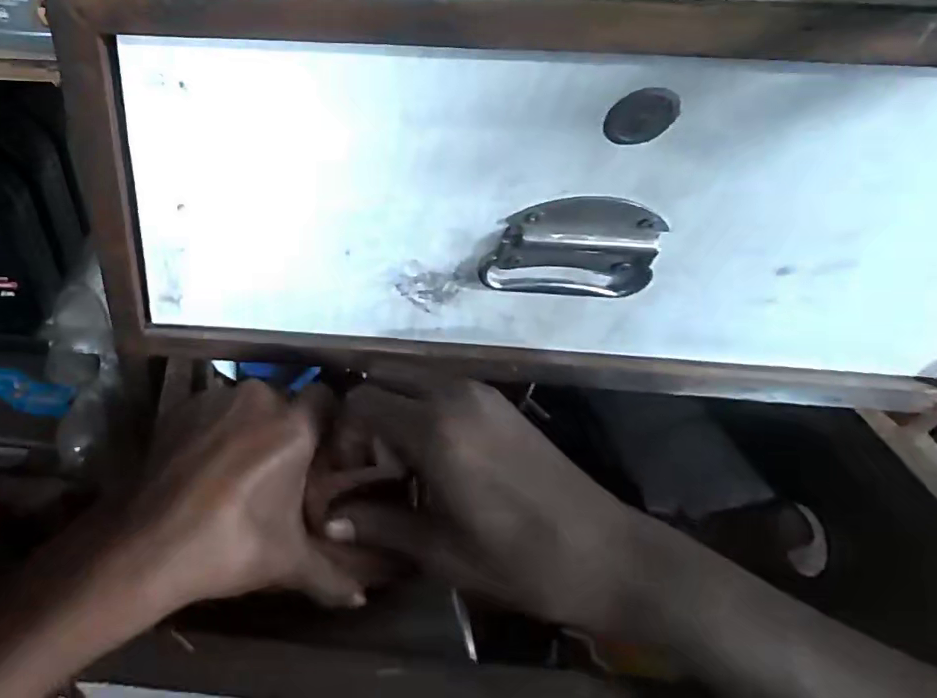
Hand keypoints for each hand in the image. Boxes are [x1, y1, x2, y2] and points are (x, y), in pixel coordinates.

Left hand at [121, 378, 379, 612]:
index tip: (324, 449)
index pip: (325, 396)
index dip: (328, 419)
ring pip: (246, 405)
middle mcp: (258, 397)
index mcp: (292, 425)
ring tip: (239, 471)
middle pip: (283, 402)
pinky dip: (215, 430)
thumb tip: (360, 598)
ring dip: (248, 428)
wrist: (149, 544)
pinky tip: (206, 467)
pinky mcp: (182, 406)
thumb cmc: (232, 546)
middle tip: (280, 469)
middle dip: (285, 429)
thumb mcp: (288, 562)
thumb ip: (331, 575)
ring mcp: (215, 398)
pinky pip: (212, 410)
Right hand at [322, 374, 680, 634]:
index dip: (344, 432)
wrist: (607, 554)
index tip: (348, 471)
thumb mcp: (442, 552)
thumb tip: (329, 522)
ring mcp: (478, 390)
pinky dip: (420, 403)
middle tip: (369, 460)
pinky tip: (434, 450)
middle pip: (383, 376)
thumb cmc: (520, 561)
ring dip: (393, 404)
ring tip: (399, 458)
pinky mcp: (497, 398)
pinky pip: (439, 384)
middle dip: (365, 411)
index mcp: (434, 428)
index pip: (362, 400)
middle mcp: (452, 393)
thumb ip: (380, 526)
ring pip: (412, 375)